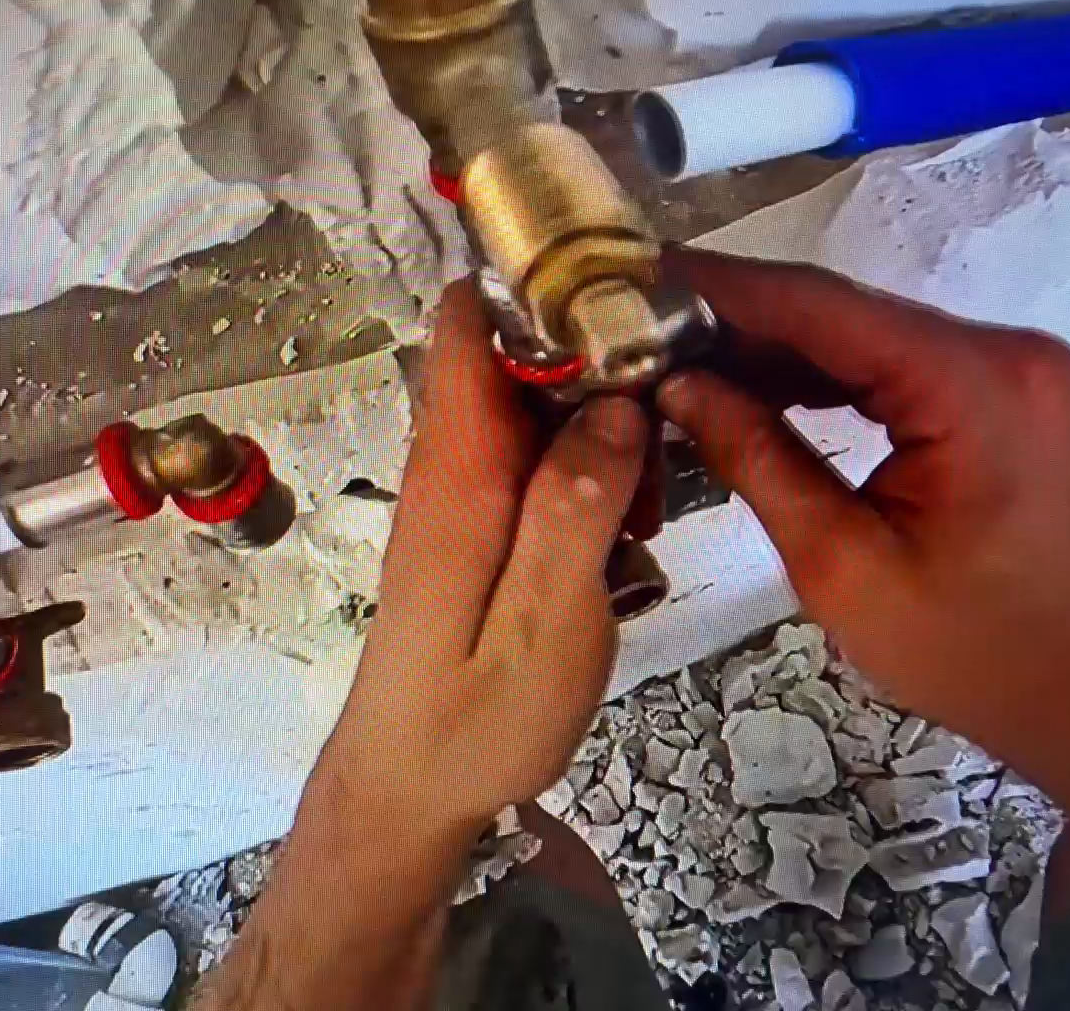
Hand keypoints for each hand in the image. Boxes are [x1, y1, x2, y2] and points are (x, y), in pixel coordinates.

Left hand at [196, 282, 649, 1010]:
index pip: (467, 323)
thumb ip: (574, 507)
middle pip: (518, 362)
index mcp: (460, 466)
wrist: (408, 783)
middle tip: (661, 446)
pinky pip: (537, 470)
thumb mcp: (545, 619)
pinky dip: (586, 481)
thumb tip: (615, 404)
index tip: (625, 299)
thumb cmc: (473, 716)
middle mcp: (452, 463)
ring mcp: (462, 495)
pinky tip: (618, 540)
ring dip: (601, 439)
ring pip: (537, 417)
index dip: (537, 286)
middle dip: (599, 376)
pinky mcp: (477, 529)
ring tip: (642, 513)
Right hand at [655, 244, 1069, 1010]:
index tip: (639, 274)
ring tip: (677, 359)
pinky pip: (891, 369)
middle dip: (733, 319)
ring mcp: (1010, 373)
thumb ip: (756, 458)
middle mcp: (1002, 353)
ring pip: (860, 338)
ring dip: (769, 350)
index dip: (719, 286)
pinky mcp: (1003, 400)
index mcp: (971, 384)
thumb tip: (679, 386)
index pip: (816, 307)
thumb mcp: (840, 562)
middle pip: (838, 313)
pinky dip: (816, 378)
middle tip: (641, 328)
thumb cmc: (975, 652)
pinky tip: (752, 389)